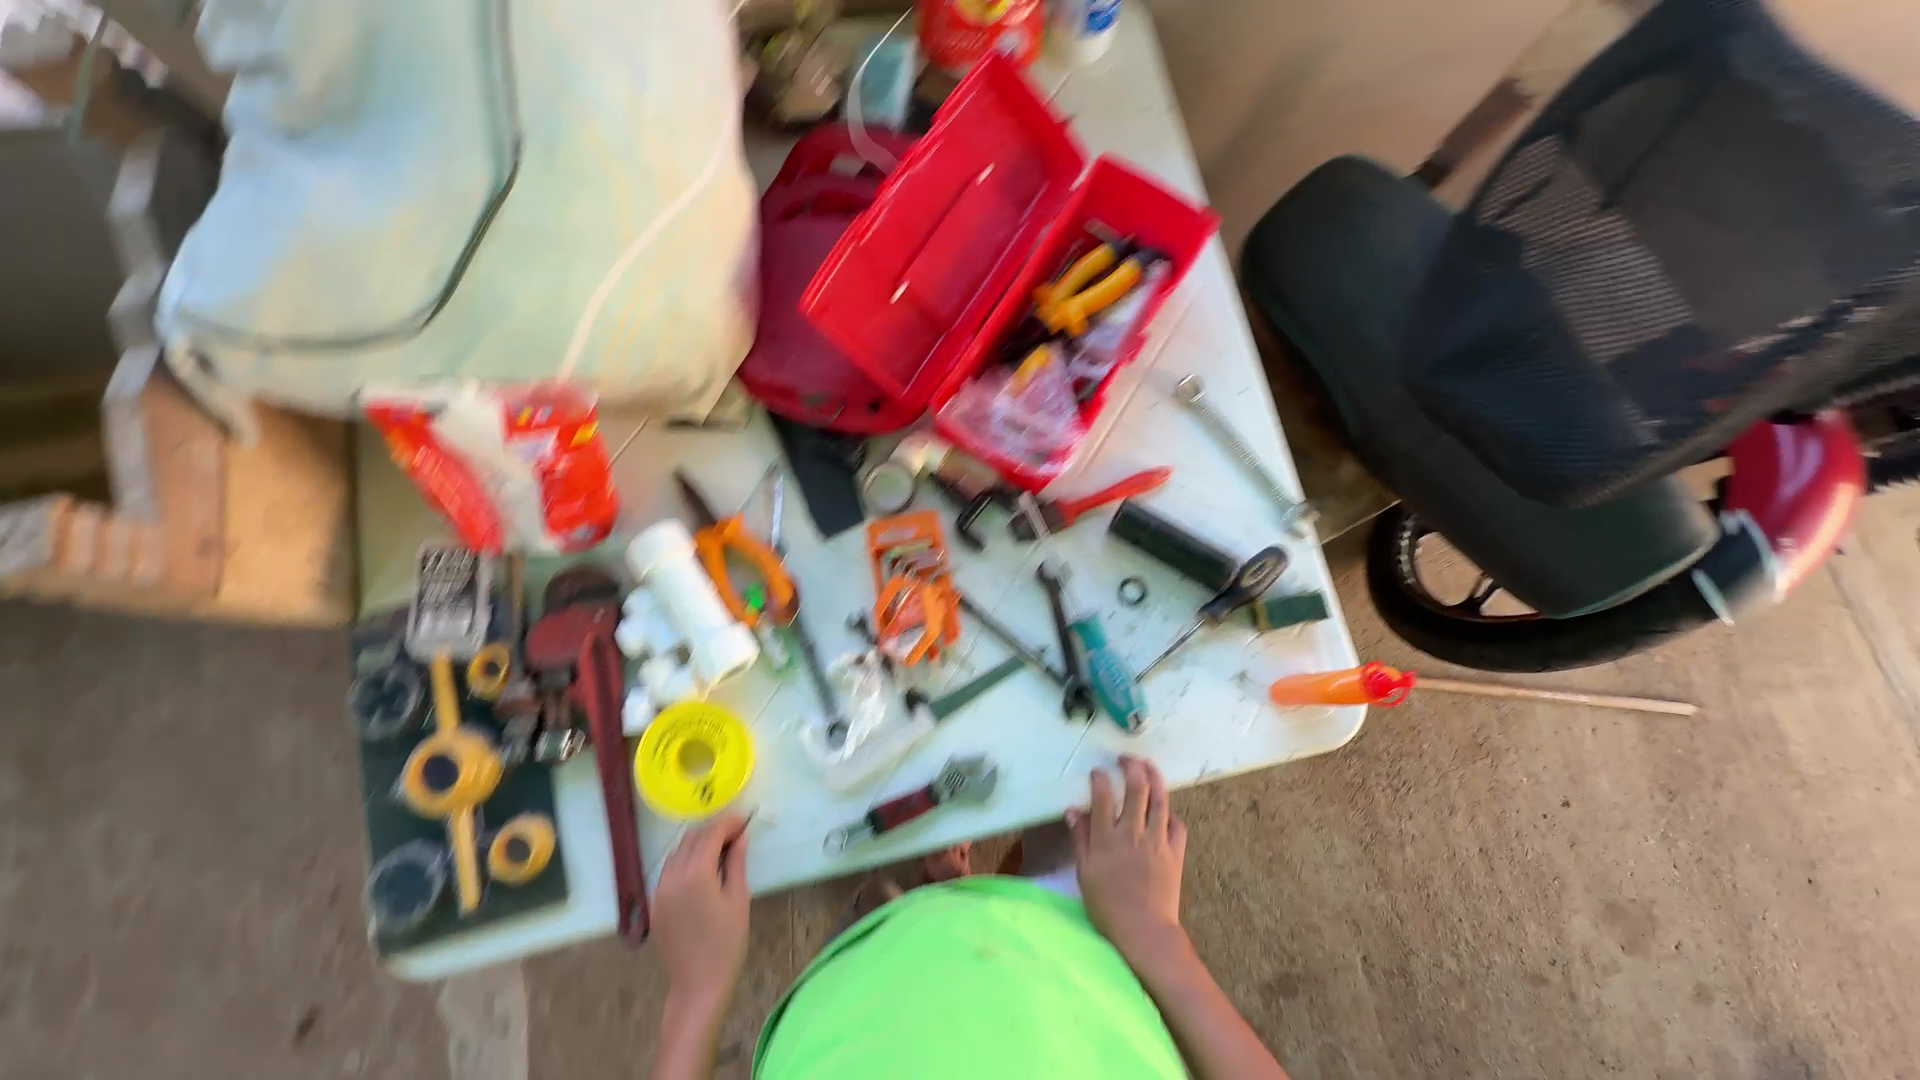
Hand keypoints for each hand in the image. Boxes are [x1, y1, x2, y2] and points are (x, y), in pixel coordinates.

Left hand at [652, 812, 751, 1012]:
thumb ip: (737, 862)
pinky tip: (702, 870)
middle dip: (714, 830)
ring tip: (721, 850)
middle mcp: (672, 875)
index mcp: (696, 873)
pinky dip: (686, 860)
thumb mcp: (738, 898)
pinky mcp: (655, 903)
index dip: (729, 822)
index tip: (746, 820)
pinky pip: (669, 870)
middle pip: (691, 838)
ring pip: (678, 852)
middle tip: (737, 834)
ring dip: (698, 844)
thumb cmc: (727, 943)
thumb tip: (741, 836)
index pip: (711, 833)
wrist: (697, 985)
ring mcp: (659, 889)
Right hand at [1067, 755, 1188, 960]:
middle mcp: (1133, 832)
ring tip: (1149, 765)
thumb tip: (1073, 810)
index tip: (1098, 771)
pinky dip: (1172, 814)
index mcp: (1107, 838)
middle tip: (1125, 759)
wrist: (1144, 931)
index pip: (1103, 796)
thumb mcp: (1084, 873)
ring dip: (1155, 777)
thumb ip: (1080, 839)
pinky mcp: (1175, 852)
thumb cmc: (1107, 906)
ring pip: (1160, 799)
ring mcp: (1157, 840)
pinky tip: (1166, 811)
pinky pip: (1177, 825)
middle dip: (1131, 767)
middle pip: (1136, 788)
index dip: (1100, 778)